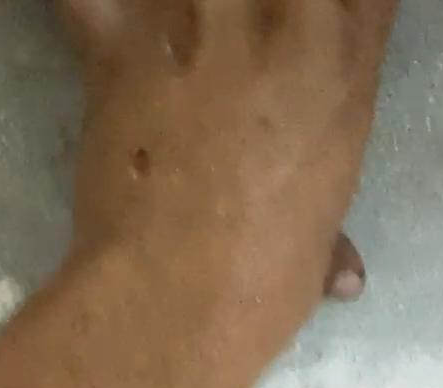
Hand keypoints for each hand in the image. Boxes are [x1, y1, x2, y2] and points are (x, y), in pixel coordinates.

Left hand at [56, 0, 395, 324]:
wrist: (171, 303)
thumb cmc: (260, 289)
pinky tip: (106, 26)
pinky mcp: (116, 42)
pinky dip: (96, 8)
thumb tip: (346, 276)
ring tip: (178, 38)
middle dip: (264, 6)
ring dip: (182, 9)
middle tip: (243, 35)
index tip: (316, 29)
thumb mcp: (312, 255)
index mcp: (342, 70)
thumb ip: (328, 238)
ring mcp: (194, 22)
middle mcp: (280, 20)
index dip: (335, 11)